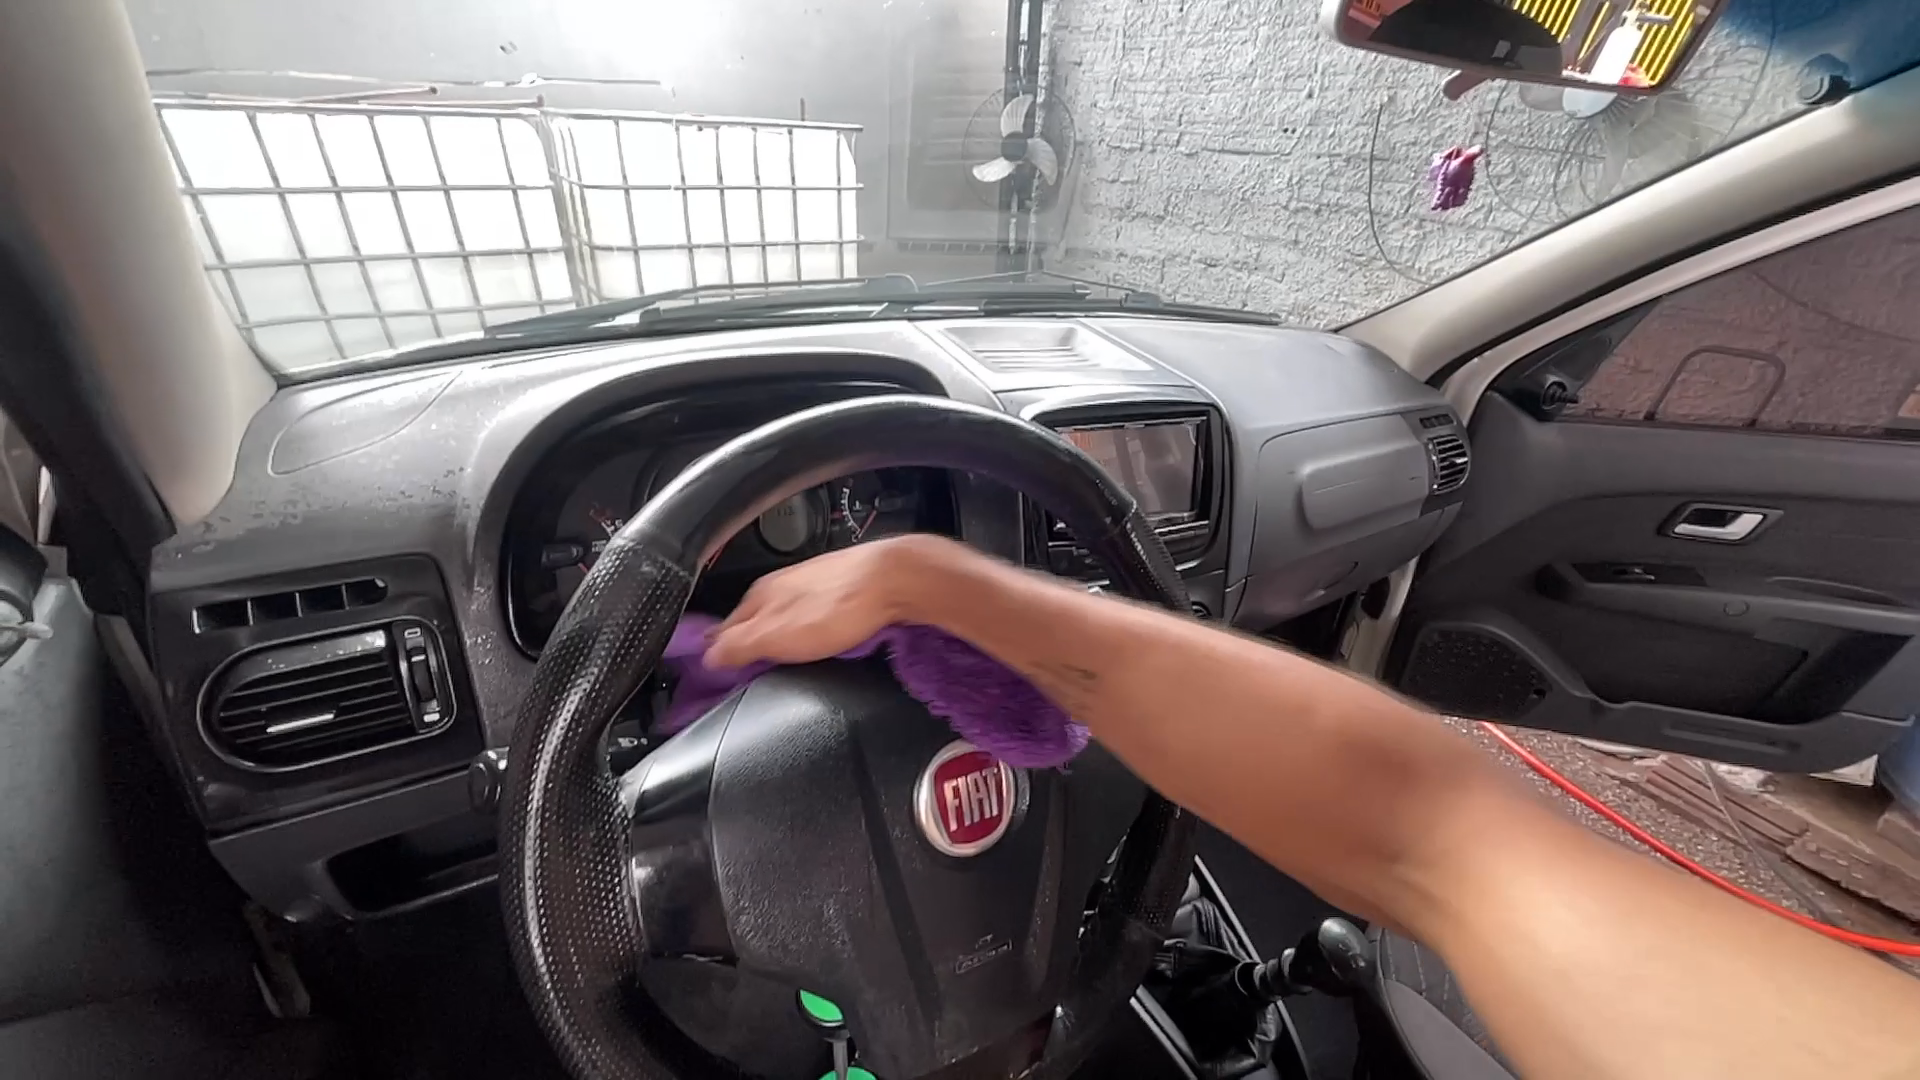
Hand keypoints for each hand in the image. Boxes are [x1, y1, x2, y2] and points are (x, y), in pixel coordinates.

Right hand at [704, 535, 951, 668]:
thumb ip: (740, 644)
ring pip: (783, 614)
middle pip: (754, 620)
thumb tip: (708, 656)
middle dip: (748, 643)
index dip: (719, 652)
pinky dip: (807, 629)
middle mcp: (783, 585)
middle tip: (746, 670)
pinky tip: (816, 639)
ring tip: (778, 658)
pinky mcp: (841, 588)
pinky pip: (812, 612)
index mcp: (761, 595)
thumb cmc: (840, 606)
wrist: (895, 579)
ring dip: (778, 635)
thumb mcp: (777, 635)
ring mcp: (813, 584)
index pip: (725, 628)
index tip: (716, 672)